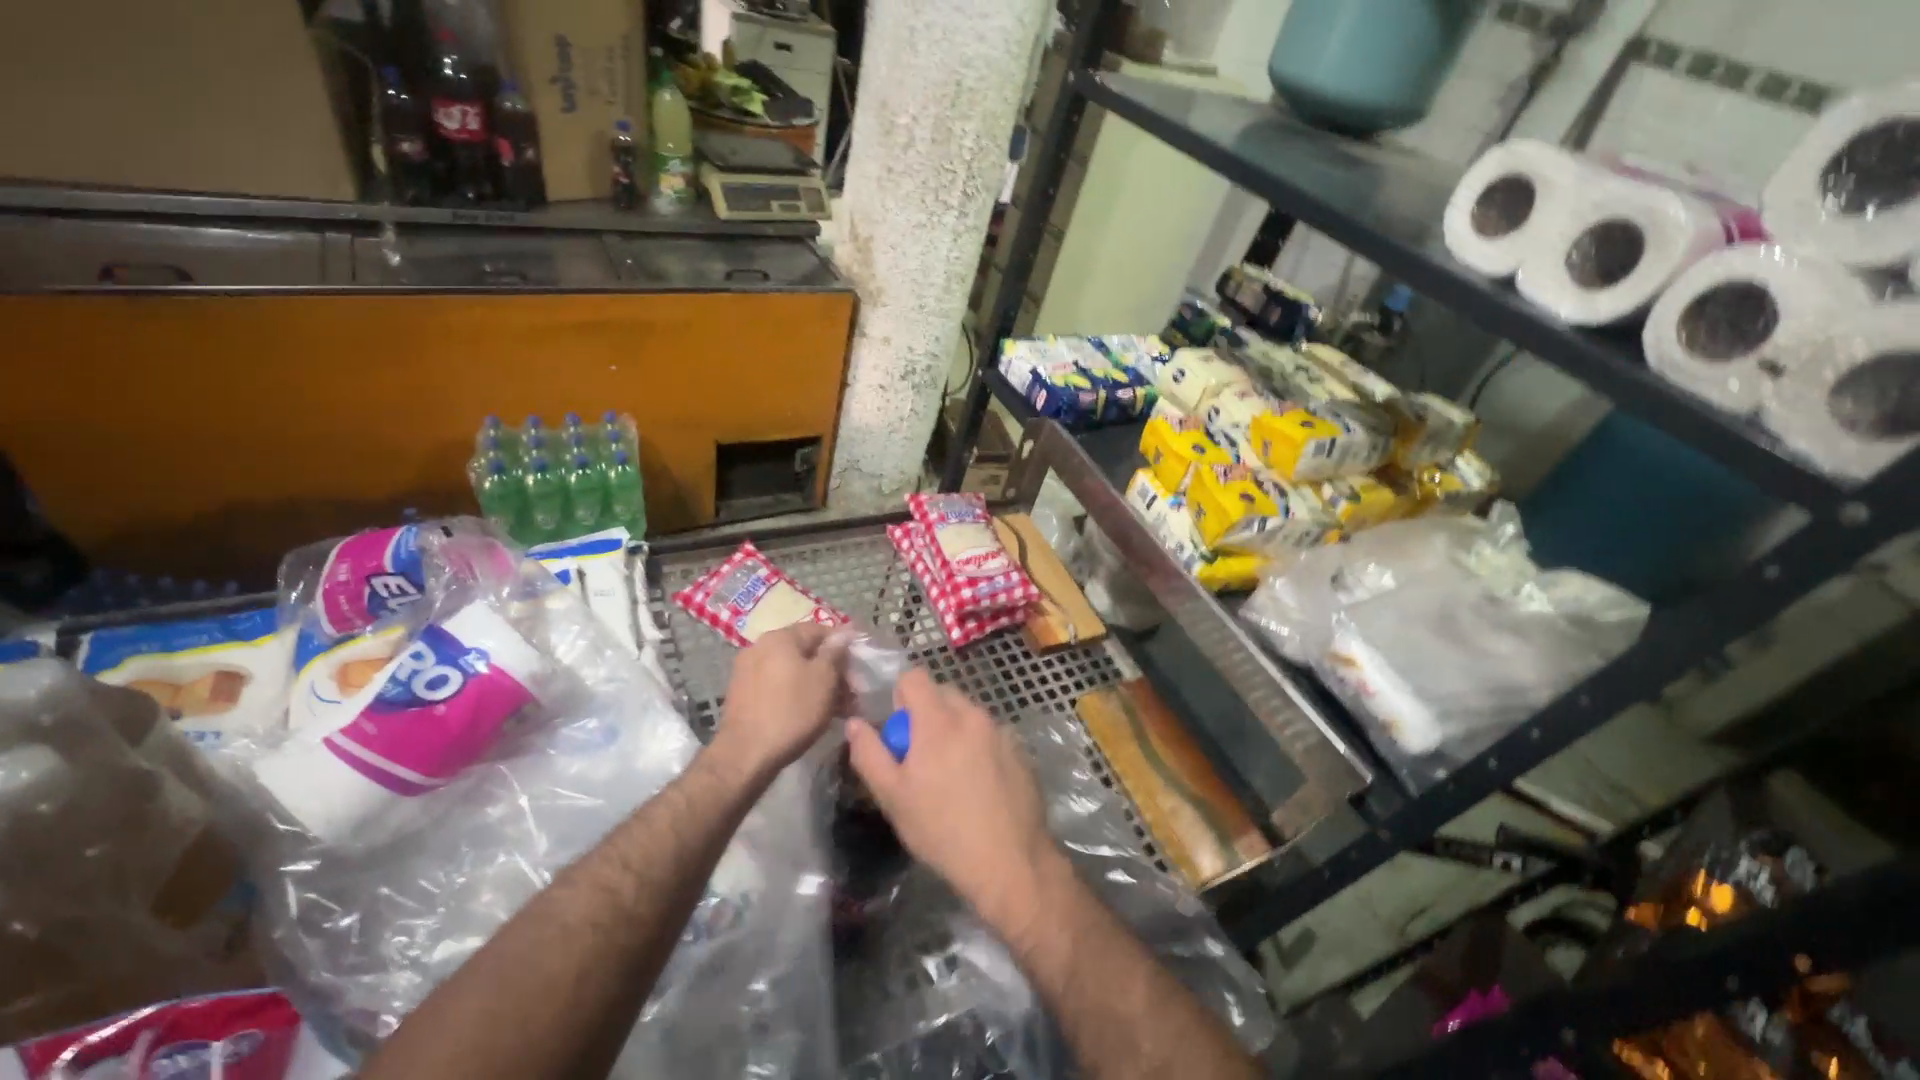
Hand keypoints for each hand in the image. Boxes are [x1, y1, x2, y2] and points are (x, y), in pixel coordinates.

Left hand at [714, 624, 848, 779]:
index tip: (860, 665)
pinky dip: (797, 694)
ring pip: (792, 671)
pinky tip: (811, 713)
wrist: (746, 754)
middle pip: (805, 652)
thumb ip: (835, 652)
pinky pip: (778, 687)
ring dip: (817, 684)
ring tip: (838, 707)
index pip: (819, 630)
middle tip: (852, 692)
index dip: (844, 645)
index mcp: (780, 638)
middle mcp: (759, 647)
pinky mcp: (743, 694)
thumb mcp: (824, 679)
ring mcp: (747, 671)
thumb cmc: (793, 711)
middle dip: (831, 669)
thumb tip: (844, 632)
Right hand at [845, 669, 1060, 927]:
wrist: (1010, 862)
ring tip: (951, 777)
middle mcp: (974, 716)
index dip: (900, 698)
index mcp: (939, 721)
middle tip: (920, 759)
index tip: (899, 734)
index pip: (914, 677)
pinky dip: (979, 748)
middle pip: (943, 694)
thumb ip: (869, 753)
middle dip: (927, 715)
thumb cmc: (942, 830)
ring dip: (954, 732)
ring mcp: (1002, 733)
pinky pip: (991, 736)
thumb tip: (855, 723)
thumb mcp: (892, 797)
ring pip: (969, 715)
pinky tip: (979, 788)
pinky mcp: (1021, 752)